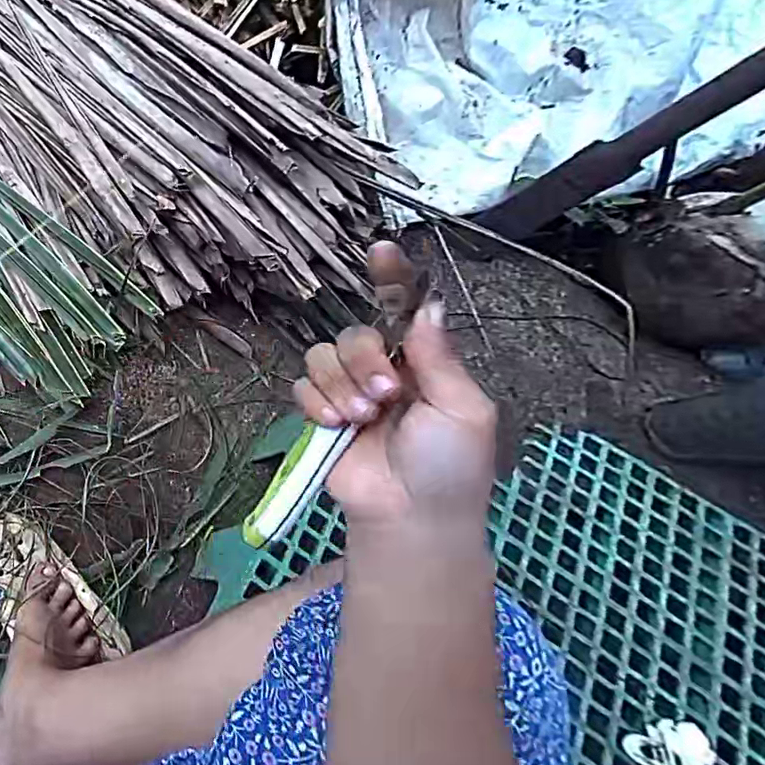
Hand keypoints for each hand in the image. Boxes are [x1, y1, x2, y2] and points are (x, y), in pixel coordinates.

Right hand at [292, 241, 497, 534]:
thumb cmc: (449, 466)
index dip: (391, 278)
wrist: (408, 515)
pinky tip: (335, 426)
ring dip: (340, 387)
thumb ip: (439, 357)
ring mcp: (346, 389)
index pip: (403, 309)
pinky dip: (316, 403)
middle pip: (353, 333)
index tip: (381, 249)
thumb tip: (428, 304)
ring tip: (359, 420)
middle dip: (363, 362)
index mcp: (420, 362)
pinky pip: (301, 385)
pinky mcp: (318, 411)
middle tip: (384, 398)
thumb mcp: (463, 410)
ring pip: (321, 355)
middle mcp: (380, 368)